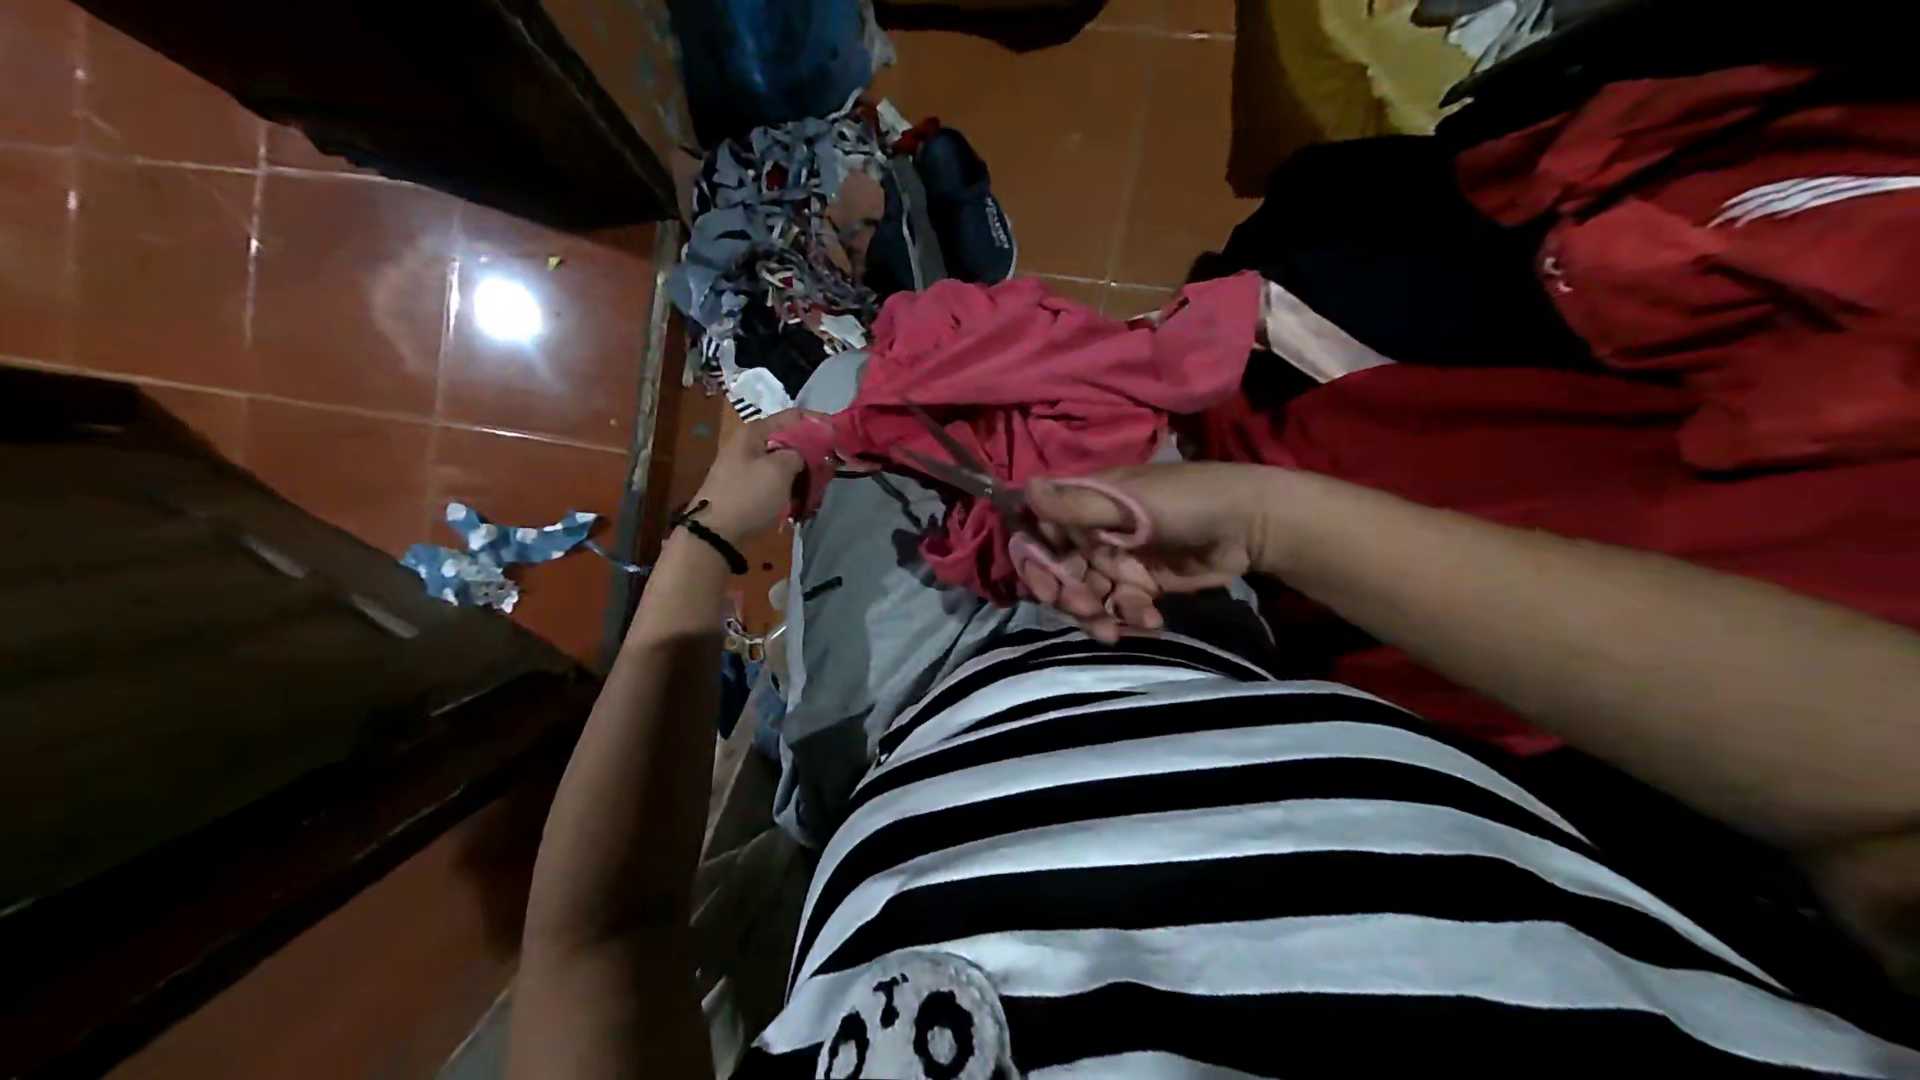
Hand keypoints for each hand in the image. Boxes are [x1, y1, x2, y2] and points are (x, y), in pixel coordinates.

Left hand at [683, 410, 820, 543]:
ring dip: (804, 471)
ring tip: (819, 486)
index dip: (819, 423)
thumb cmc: (749, 495)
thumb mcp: (780, 469)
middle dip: (813, 451)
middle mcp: (750, 443)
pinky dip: (791, 485)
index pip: (794, 416)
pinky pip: (776, 478)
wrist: (716, 532)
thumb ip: (800, 452)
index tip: (840, 437)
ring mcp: (747, 465)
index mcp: (755, 431)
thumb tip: (806, 452)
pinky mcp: (748, 485)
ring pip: (785, 461)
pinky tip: (802, 498)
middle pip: (790, 439)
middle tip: (832, 466)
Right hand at [1023, 462, 1281, 639]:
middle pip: (1057, 571)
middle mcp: (1093, 533)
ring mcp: (1116, 560)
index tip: (1046, 583)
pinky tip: (1150, 619)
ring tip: (1113, 627)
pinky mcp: (1140, 584)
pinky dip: (1128, 617)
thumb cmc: (1188, 500)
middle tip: (1087, 608)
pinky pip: (1119, 606)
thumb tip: (1026, 487)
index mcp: (1085, 505)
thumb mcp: (1131, 502)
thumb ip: (1078, 504)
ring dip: (1093, 614)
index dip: (1034, 560)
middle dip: (1066, 595)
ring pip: (1085, 594)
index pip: (1039, 533)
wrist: (1251, 524)